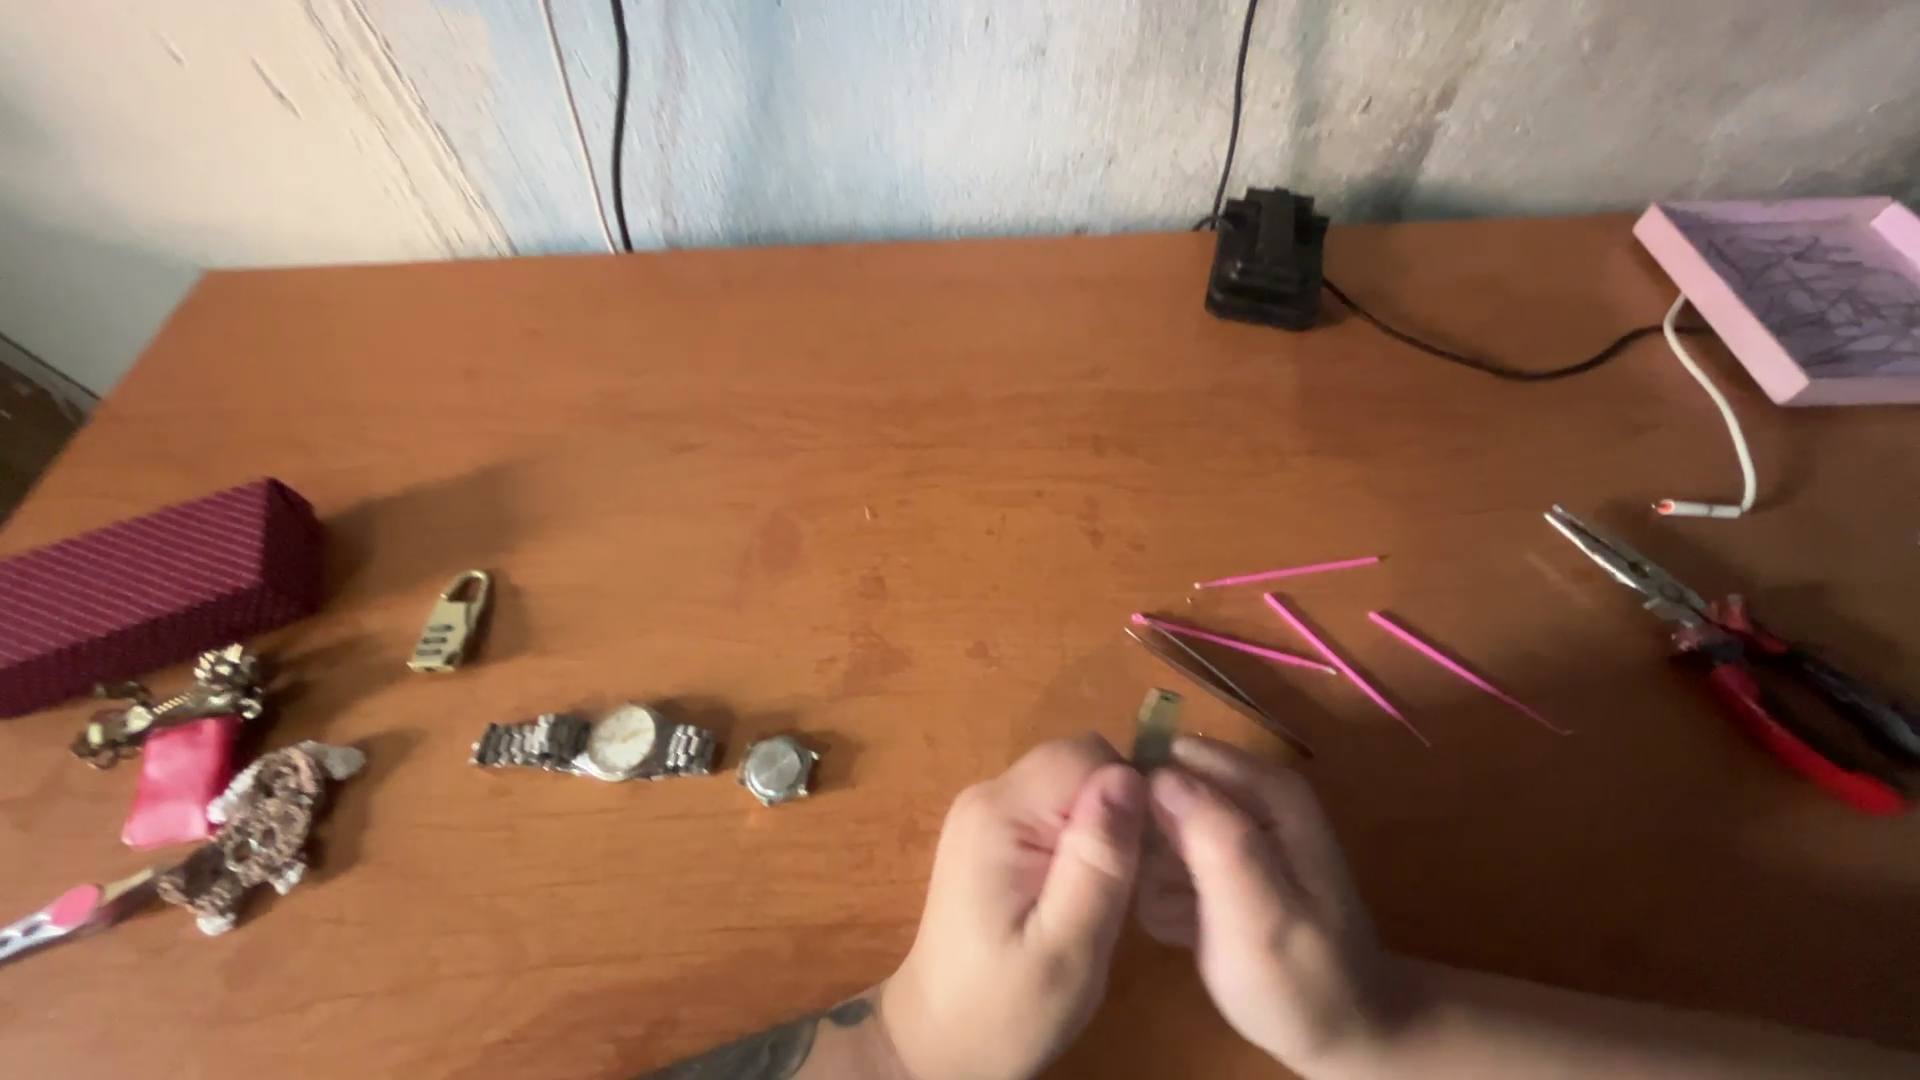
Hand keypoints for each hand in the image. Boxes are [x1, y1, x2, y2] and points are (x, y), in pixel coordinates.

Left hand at [881, 734, 1148, 1079]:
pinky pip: (1053, 805)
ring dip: (1100, 825)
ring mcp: (986, 809)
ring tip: (1102, 893)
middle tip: (1125, 883)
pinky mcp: (991, 828)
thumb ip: (1100, 858)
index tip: (1143, 858)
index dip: (1129, 795)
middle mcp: (988, 793)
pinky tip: (1079, 889)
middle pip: (1078, 762)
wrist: (940, 1039)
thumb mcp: (1069, 946)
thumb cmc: (1007, 1008)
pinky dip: (1079, 835)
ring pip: (1070, 782)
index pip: (1086, 756)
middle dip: (1115, 809)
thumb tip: (1129, 776)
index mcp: (1000, 811)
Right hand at [1136, 736, 1412, 1075]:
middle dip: (1149, 843)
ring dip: (1154, 876)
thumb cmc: (1303, 982)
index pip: (1172, 756)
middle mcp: (1244, 794)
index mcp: (1267, 789)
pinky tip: (1189, 928)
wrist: (1336, 1034)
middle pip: (1156, 789)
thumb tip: (1161, 774)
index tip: (1138, 854)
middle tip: (1175, 899)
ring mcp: (1225, 826)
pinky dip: (1162, 895)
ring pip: (1149, 827)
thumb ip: (1216, 839)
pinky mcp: (1209, 857)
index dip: (1143, 796)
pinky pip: (1155, 858)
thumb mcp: (1262, 916)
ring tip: (1190, 921)